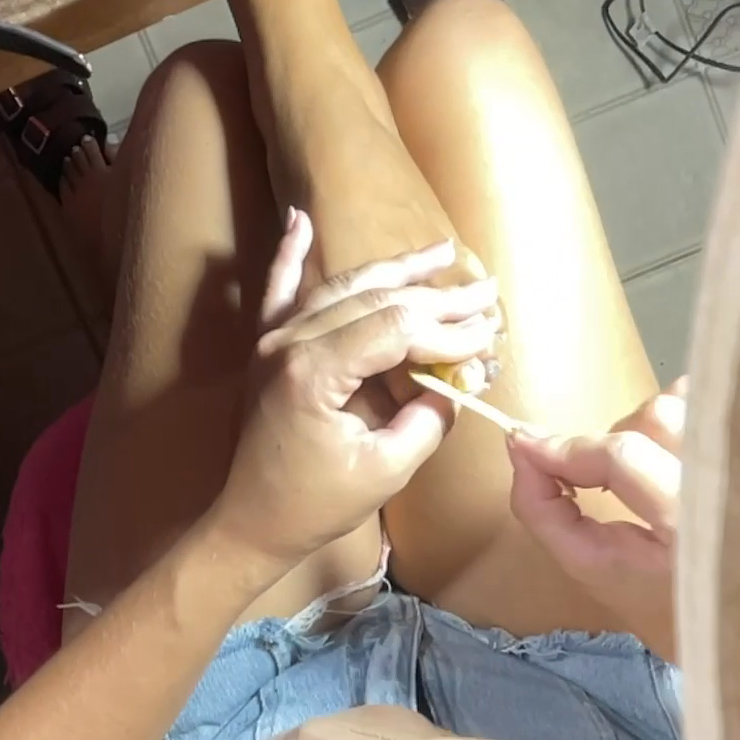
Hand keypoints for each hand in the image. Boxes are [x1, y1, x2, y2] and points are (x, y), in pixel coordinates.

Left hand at [211, 208, 499, 561]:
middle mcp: (288, 342)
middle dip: (436, 296)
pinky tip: (300, 220)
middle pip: (375, 300)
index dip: (448, 330)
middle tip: (485, 289)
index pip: (396, 329)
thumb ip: (428, 418)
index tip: (488, 333)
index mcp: (314, 372)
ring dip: (392, 269)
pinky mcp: (266, 347)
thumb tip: (458, 381)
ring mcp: (272, 339)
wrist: (251, 520)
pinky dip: (290, 255)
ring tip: (440, 251)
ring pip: (340, 286)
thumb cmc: (316, 504)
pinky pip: (278, 291)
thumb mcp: (387, 469)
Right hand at [506, 380, 686, 595]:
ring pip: (689, 403)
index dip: (569, 447)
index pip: (624, 457)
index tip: (526, 445)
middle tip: (604, 475)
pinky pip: (724, 403)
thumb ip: (545, 510)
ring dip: (650, 424)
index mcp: (695, 529)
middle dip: (613, 438)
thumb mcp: (592, 569)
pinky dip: (688, 414)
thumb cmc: (668, 609)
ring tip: (647, 464)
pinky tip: (682, 451)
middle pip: (657, 417)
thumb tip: (519, 445)